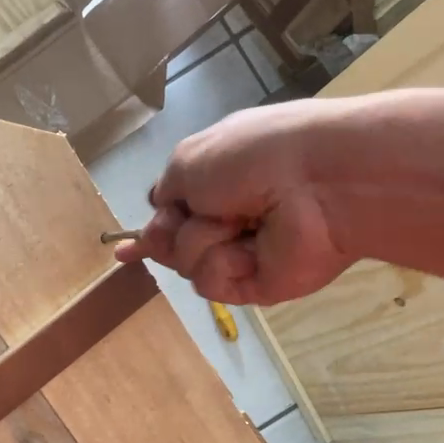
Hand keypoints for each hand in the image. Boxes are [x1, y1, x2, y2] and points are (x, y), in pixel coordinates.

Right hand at [116, 94, 431, 304]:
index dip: (150, 231)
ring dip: (201, 240)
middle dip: (169, 231)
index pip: (172, 214)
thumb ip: (167, 187)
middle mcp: (226, 219)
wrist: (319, 182)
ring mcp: (239, 254)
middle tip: (198, 213)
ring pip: (186, 263)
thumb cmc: (255, 156)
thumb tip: (160, 209)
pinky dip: (222, 262)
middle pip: (170, 244)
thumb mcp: (191, 158)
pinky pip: (211, 283)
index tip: (124, 249)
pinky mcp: (252, 286)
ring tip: (238, 222)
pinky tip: (248, 248)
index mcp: (215, 182)